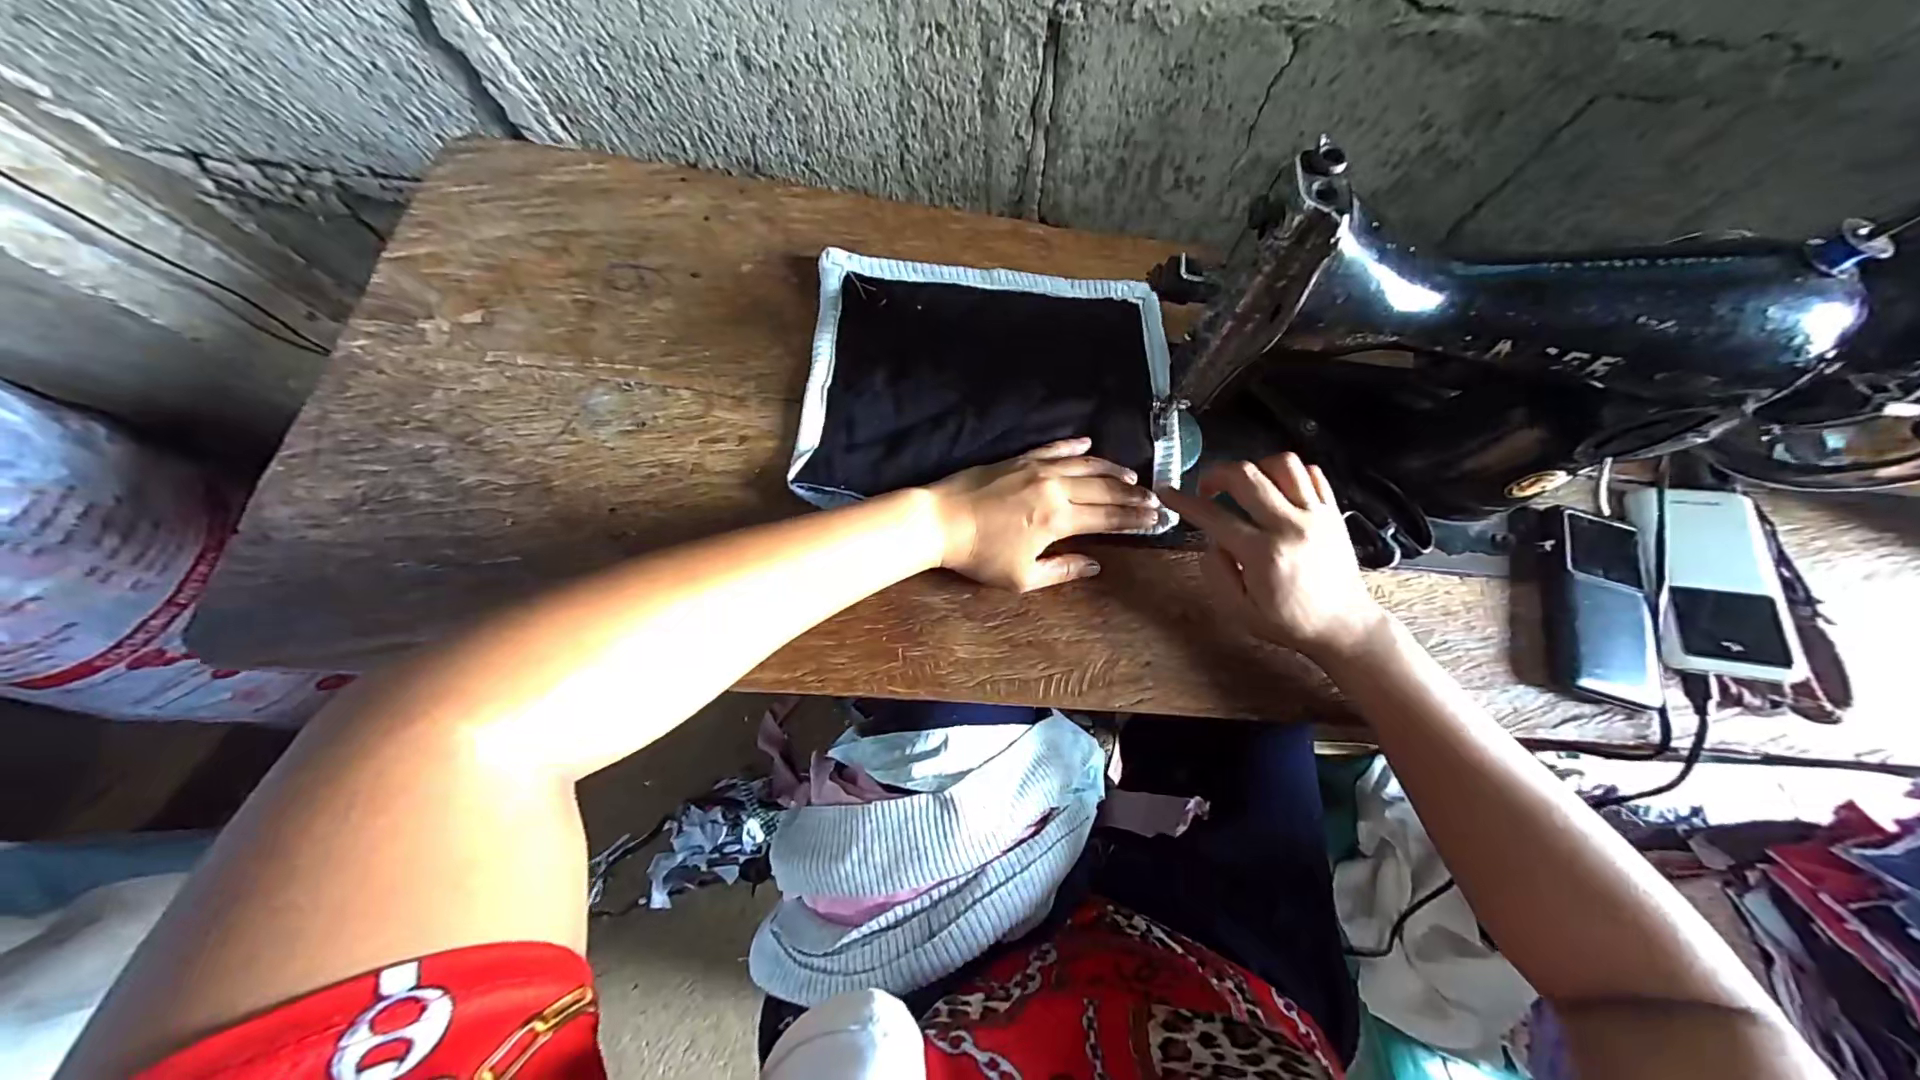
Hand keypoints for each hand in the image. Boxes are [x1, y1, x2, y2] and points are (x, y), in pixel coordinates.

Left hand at [926, 437, 1160, 591]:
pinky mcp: (1019, 458)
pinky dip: (1074, 447)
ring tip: (1132, 478)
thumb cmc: (979, 555)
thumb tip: (1094, 564)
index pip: (1108, 518)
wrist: (939, 520)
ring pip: (1085, 465)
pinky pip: (1054, 449)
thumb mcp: (1021, 577)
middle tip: (1156, 499)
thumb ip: (1062, 570)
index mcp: (1058, 519)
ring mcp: (1036, 469)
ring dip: (1112, 471)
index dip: (1135, 520)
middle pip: (1104, 490)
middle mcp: (1054, 488)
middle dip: (1133, 496)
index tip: (1157, 520)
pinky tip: (1088, 445)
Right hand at [1159, 453, 1388, 662]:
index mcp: (1263, 553)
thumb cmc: (1287, 621)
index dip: (1184, 501)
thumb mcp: (1239, 610)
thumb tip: (1212, 540)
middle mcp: (1290, 525)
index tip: (1168, 492)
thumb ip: (1216, 572)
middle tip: (1208, 489)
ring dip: (1255, 468)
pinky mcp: (1333, 511)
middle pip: (1247, 475)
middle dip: (1216, 474)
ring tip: (1245, 487)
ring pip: (1282, 464)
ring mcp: (1316, 514)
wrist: (1343, 625)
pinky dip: (1288, 474)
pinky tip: (1276, 490)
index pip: (1214, 516)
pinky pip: (1311, 473)